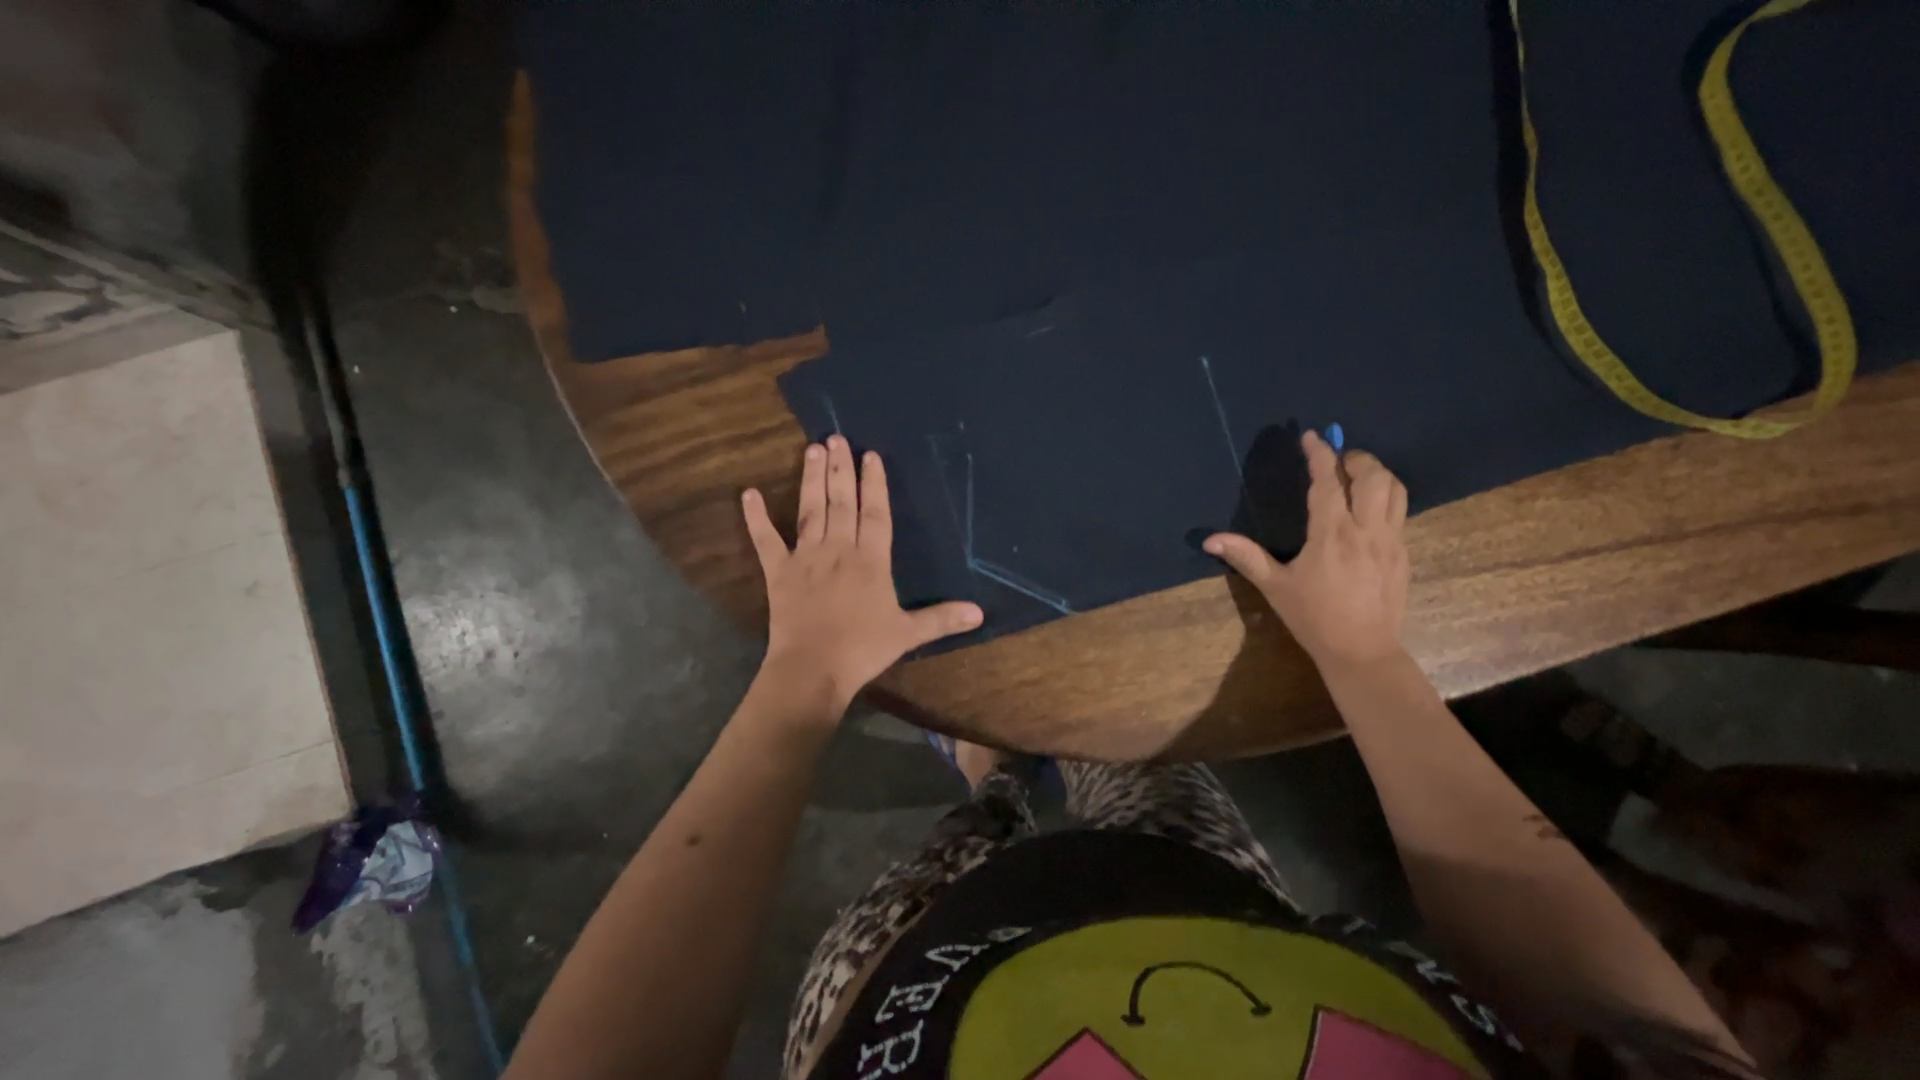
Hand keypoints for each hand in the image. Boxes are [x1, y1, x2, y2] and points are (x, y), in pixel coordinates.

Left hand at [743, 436, 983, 712]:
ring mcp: (806, 558)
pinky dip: (756, 517)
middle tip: (836, 438)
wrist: (813, 668)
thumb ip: (941, 617)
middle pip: (841, 502)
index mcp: (870, 560)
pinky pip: (766, 540)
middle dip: (840, 469)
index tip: (870, 455)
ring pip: (810, 510)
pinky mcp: (779, 572)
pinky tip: (748, 494)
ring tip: (812, 449)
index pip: (875, 513)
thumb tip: (980, 612)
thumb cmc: (863, 649)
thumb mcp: (908, 633)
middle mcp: (838, 549)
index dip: (874, 483)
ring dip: (811, 479)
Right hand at [1205, 429, 1409, 668]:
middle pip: (1373, 476)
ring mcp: (1390, 541)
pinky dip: (1386, 498)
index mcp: (1332, 534)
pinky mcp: (1403, 555)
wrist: (1362, 651)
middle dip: (1356, 459)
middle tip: (1339, 459)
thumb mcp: (1275, 587)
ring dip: (1378, 474)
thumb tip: (1210, 540)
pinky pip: (1400, 513)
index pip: (1328, 482)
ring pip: (1395, 490)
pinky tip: (1370, 510)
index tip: (1312, 436)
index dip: (1320, 454)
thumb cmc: (1314, 618)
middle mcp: (1366, 530)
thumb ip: (1246, 557)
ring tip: (1359, 476)